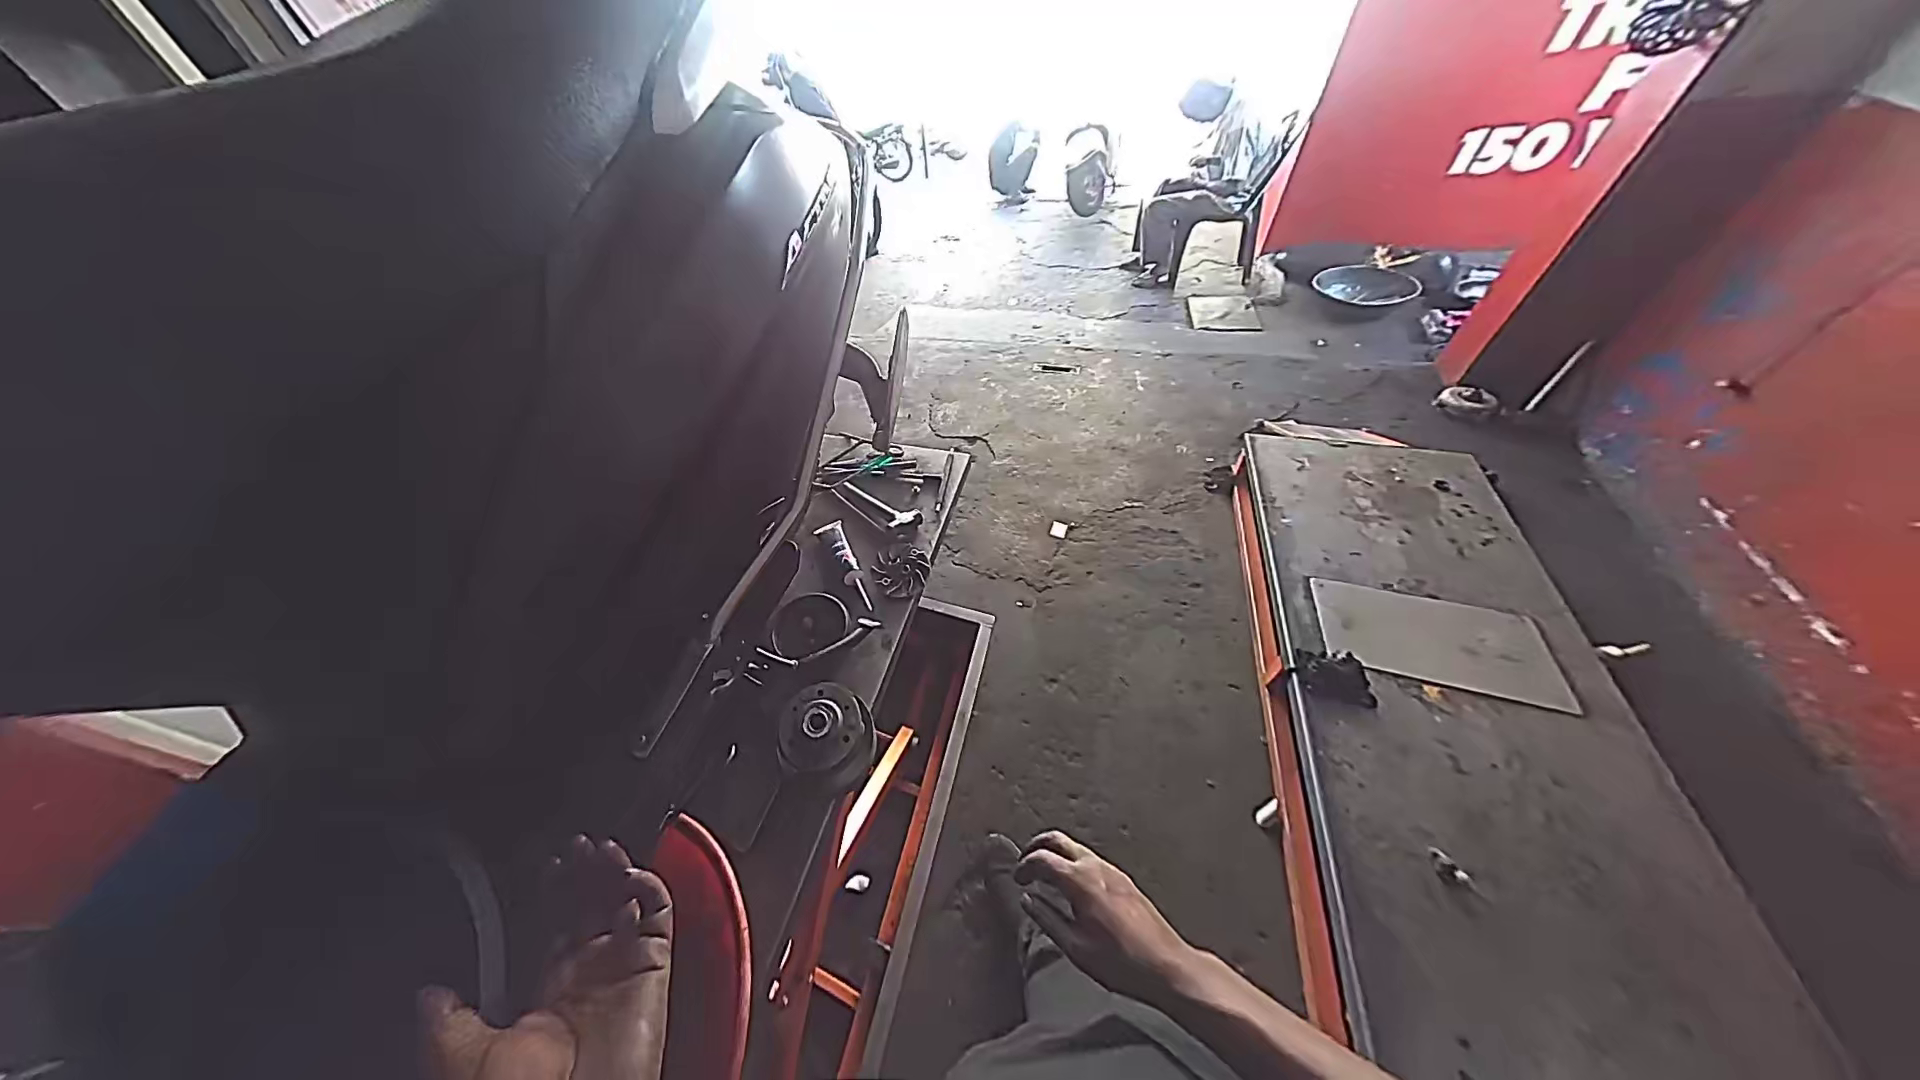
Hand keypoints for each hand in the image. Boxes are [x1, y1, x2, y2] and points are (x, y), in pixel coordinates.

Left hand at [420, 837, 673, 1079]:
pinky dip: (650, 890)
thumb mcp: (467, 1058)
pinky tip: (629, 879)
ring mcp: (624, 961)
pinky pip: (660, 914)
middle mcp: (590, 966)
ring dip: (619, 871)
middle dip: (590, 871)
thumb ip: (448, 1024)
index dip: (559, 888)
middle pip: (595, 902)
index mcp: (552, 982)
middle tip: (583, 845)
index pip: (559, 918)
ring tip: (605, 851)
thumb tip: (426, 995)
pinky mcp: (654, 961)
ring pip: (627, 899)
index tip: (554, 863)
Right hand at [1014, 830, 1198, 1005]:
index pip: (1042, 858)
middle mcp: (1096, 867)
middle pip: (1058, 839)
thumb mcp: (1075, 947)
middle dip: (1036, 846)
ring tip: (1045, 877)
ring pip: (1075, 848)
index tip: (1018, 879)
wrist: (1167, 966)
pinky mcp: (1123, 880)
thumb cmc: (1122, 963)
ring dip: (1056, 854)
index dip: (1024, 866)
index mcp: (1081, 881)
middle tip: (1025, 863)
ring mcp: (1112, 871)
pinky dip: (1073, 863)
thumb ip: (1047, 918)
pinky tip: (1072, 886)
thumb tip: (1029, 901)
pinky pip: (1091, 860)